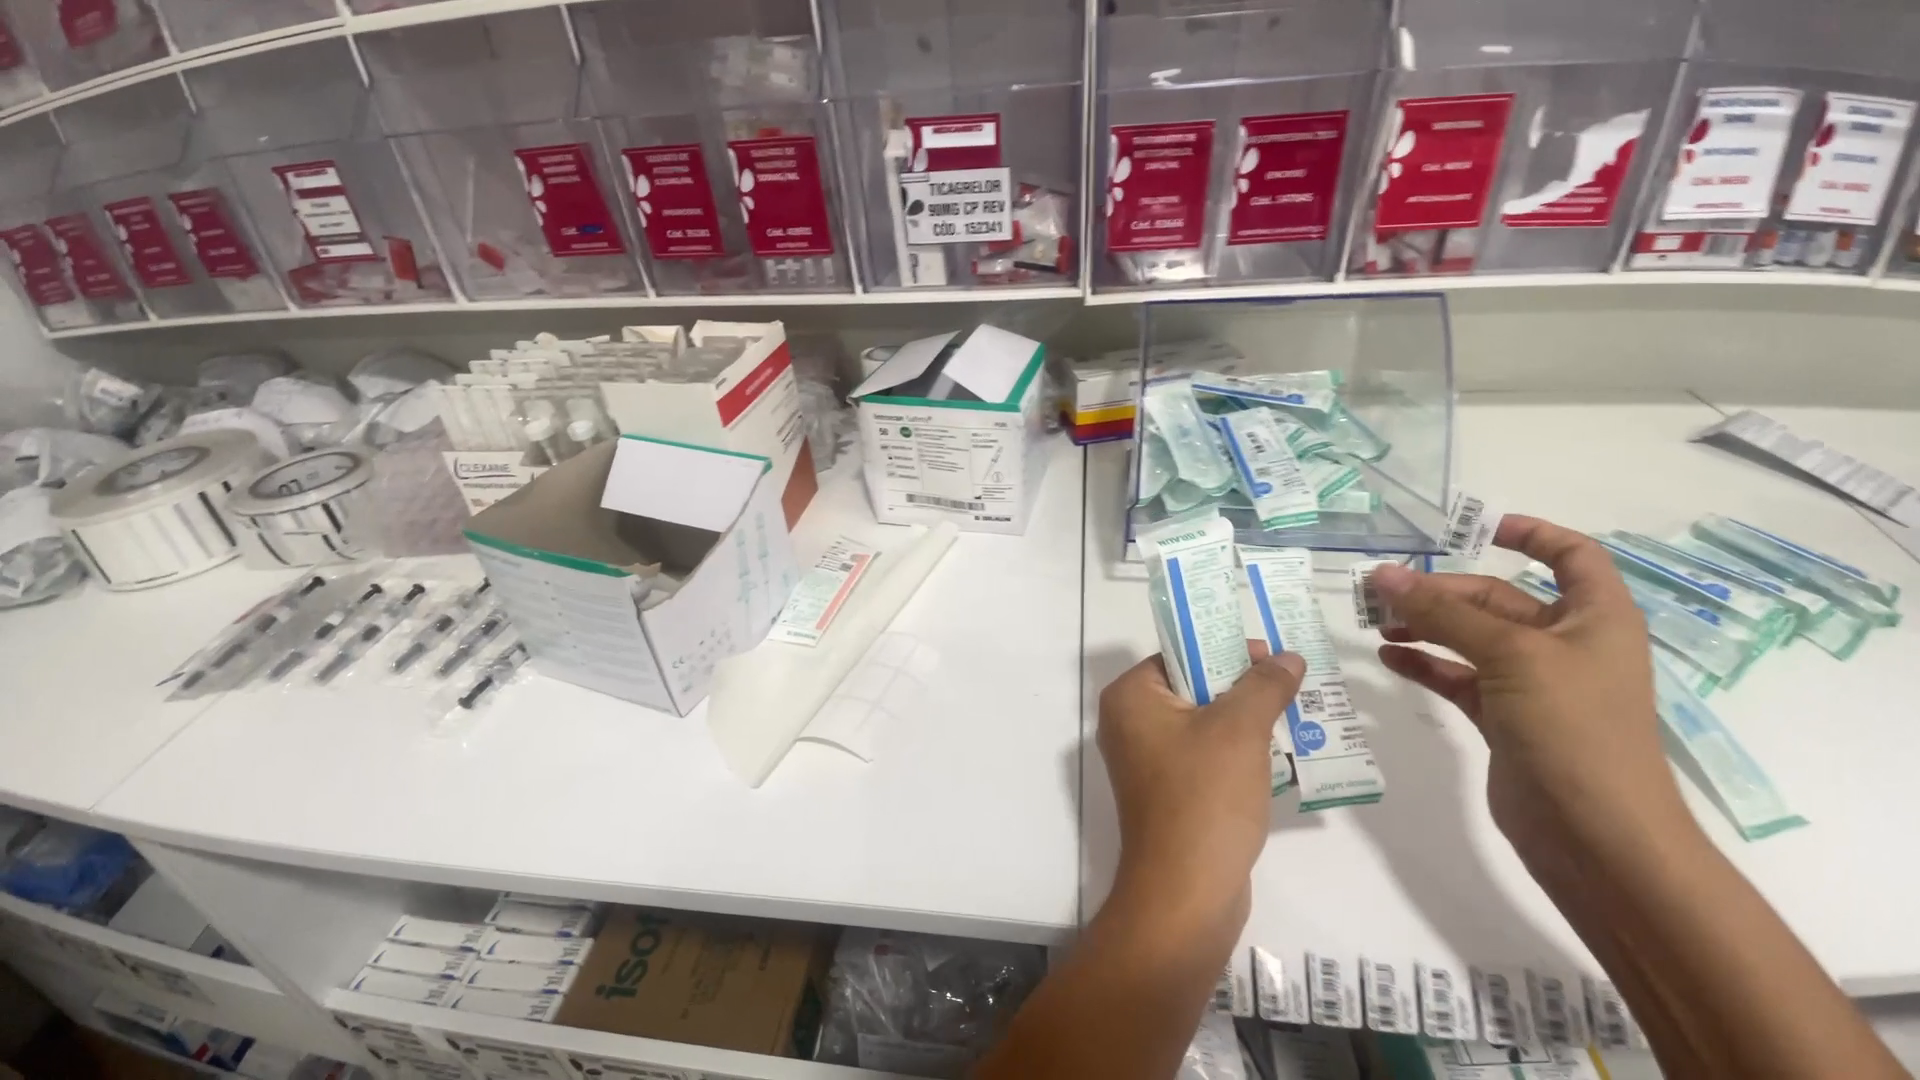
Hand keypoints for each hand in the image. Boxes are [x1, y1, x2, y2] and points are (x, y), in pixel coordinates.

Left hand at [1097, 644, 1305, 912]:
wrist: (1186, 891)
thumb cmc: (1205, 796)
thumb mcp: (1240, 728)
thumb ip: (1264, 685)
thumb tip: (1287, 657)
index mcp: (1130, 698)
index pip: (1179, 654)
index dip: (1224, 650)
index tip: (1271, 654)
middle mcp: (1128, 724)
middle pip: (1191, 687)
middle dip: (1241, 685)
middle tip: (1290, 682)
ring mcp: (1145, 763)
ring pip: (1202, 724)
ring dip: (1245, 720)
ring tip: (1294, 714)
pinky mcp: (1166, 795)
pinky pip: (1204, 757)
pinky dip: (1237, 753)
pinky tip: (1279, 755)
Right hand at [1368, 516, 1688, 864]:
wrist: (1596, 834)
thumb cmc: (1573, 728)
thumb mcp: (1510, 656)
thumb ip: (1444, 613)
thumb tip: (1382, 575)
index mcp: (1595, 617)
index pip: (1571, 556)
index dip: (1532, 535)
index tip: (1479, 528)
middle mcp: (1566, 644)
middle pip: (1498, 598)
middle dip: (1442, 590)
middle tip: (1381, 591)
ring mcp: (1534, 684)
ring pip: (1471, 638)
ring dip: (1426, 625)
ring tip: (1375, 621)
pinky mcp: (1504, 719)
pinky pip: (1458, 677)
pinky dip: (1425, 664)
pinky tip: (1388, 657)